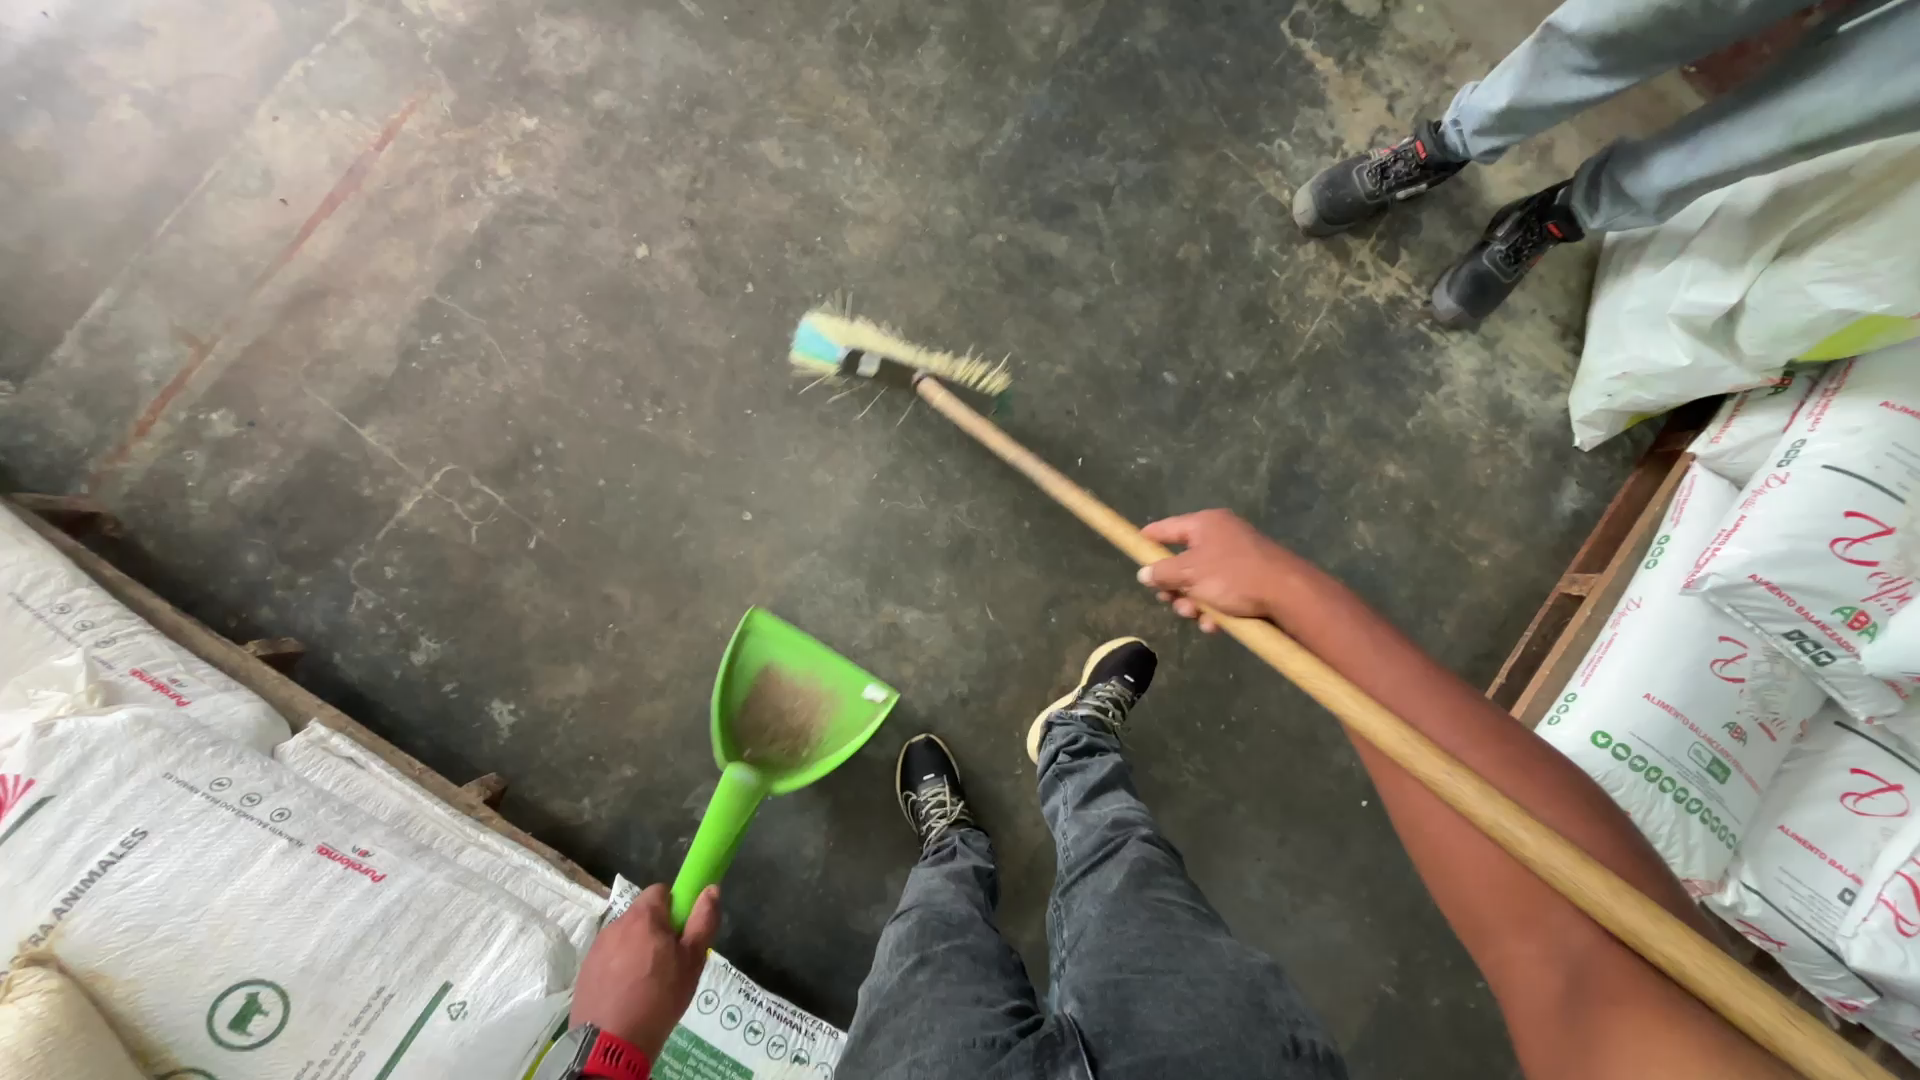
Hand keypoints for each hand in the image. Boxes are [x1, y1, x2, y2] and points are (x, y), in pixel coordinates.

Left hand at [570, 884, 720, 1059]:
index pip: (661, 891)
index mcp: (644, 916)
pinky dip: (619, 968)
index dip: (675, 907)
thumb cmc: (659, 998)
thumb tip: (711, 888)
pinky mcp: (585, 972)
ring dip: (637, 949)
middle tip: (670, 961)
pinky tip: (627, 993)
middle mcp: (616, 925)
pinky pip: (609, 958)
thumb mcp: (693, 960)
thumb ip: (703, 920)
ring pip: (626, 938)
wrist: (611, 1046)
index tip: (681, 932)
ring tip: (648, 982)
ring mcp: (597, 949)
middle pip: (643, 915)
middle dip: (657, 930)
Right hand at [1137, 509, 1296, 631]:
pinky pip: (1221, 592)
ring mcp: (1236, 557)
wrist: (1287, 593)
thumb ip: (1162, 572)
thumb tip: (1144, 573)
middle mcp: (1220, 536)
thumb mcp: (1190, 572)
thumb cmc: (1232, 576)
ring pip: (1200, 581)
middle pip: (1182, 561)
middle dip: (1174, 586)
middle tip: (1171, 601)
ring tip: (1196, 616)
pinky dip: (1214, 608)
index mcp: (1204, 524)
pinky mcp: (1249, 578)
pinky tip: (1214, 625)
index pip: (1165, 528)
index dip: (1146, 540)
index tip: (1133, 550)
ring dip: (1193, 602)